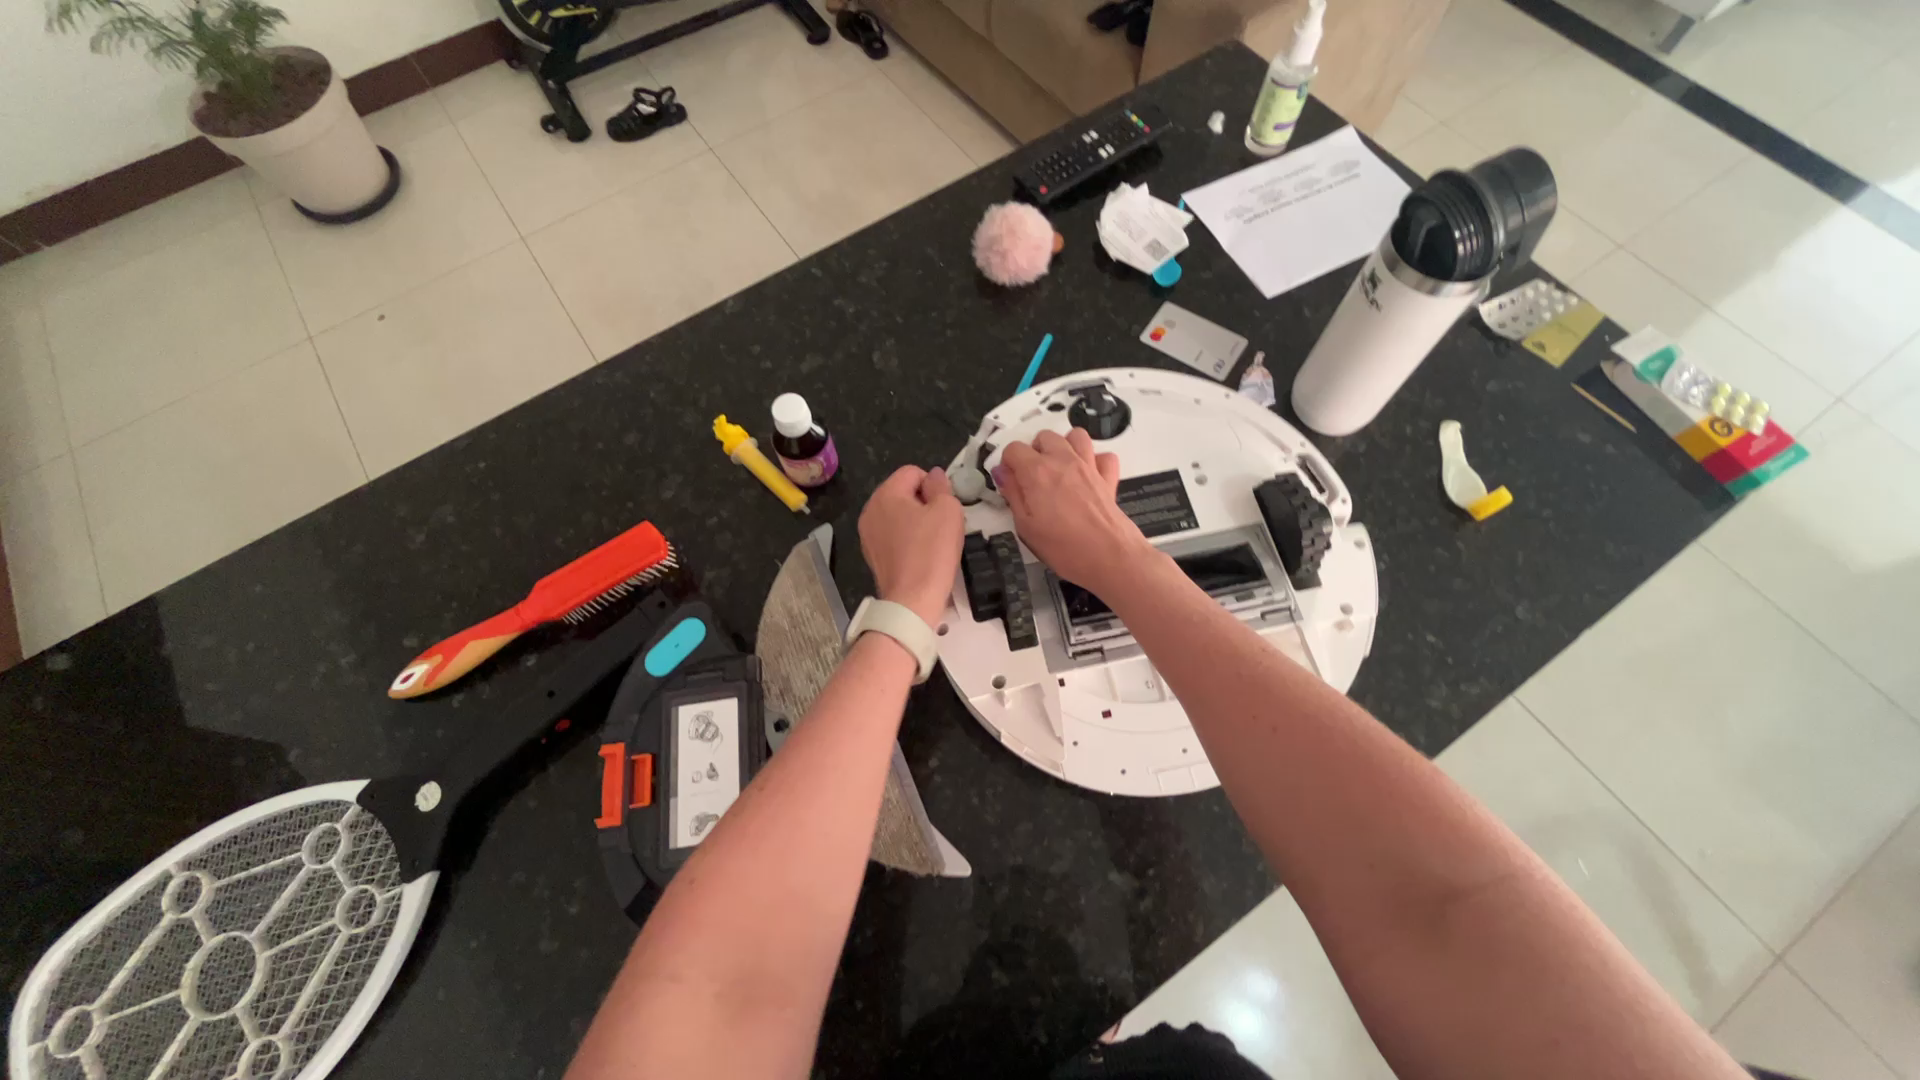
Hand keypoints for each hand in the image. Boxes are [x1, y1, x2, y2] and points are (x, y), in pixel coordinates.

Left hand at [859, 466, 965, 626]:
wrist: (912, 600)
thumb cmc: (932, 552)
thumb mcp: (948, 510)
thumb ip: (941, 486)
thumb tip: (934, 475)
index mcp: (886, 494)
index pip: (912, 472)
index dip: (933, 485)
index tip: (944, 507)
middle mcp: (870, 509)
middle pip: (902, 492)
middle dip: (923, 502)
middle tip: (940, 524)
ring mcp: (867, 533)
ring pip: (897, 514)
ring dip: (915, 520)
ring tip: (931, 541)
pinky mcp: (871, 554)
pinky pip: (891, 534)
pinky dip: (905, 538)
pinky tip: (918, 554)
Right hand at [996, 429, 1153, 596]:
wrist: (1109, 557)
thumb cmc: (1065, 548)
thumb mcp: (1026, 527)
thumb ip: (1013, 495)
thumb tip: (1002, 474)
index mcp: (1037, 472)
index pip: (1014, 449)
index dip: (1008, 464)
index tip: (1010, 480)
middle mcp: (1063, 461)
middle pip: (1044, 437)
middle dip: (1034, 450)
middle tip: (1031, 476)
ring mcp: (1088, 466)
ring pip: (1075, 436)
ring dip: (1064, 446)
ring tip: (1058, 468)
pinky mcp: (1108, 478)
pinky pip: (1104, 456)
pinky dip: (1095, 460)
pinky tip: (1087, 475)